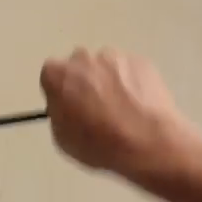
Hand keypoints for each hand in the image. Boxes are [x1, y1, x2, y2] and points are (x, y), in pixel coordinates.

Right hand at [39, 48, 201, 180]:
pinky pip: (130, 71)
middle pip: (79, 66)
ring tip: (124, 109)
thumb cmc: (99, 144)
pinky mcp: (142, 61)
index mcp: (57, 74)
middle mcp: (82, 57)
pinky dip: (132, 83)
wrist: (150, 144)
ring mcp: (114, 56)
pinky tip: (140, 105)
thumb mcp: (62, 138)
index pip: (51, 76)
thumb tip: (67, 106)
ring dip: (109, 81)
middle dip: (84, 82)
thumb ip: (58, 113)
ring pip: (106, 66)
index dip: (60, 92)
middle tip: (97, 108)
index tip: (70, 108)